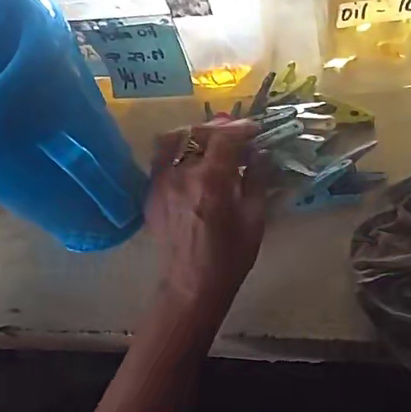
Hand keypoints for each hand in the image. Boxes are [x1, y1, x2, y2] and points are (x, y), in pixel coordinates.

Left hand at [147, 119, 267, 315]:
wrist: (192, 284)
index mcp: (211, 181)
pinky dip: (176, 151)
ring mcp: (161, 182)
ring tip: (209, 140)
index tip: (255, 130)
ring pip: (172, 140)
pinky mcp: (150, 193)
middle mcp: (181, 175)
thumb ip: (257, 178)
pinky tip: (190, 160)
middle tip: (235, 133)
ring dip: (193, 134)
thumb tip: (259, 153)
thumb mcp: (254, 217)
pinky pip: (160, 159)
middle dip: (218, 128)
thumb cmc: (230, 256)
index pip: (225, 137)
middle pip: (196, 133)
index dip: (242, 128)